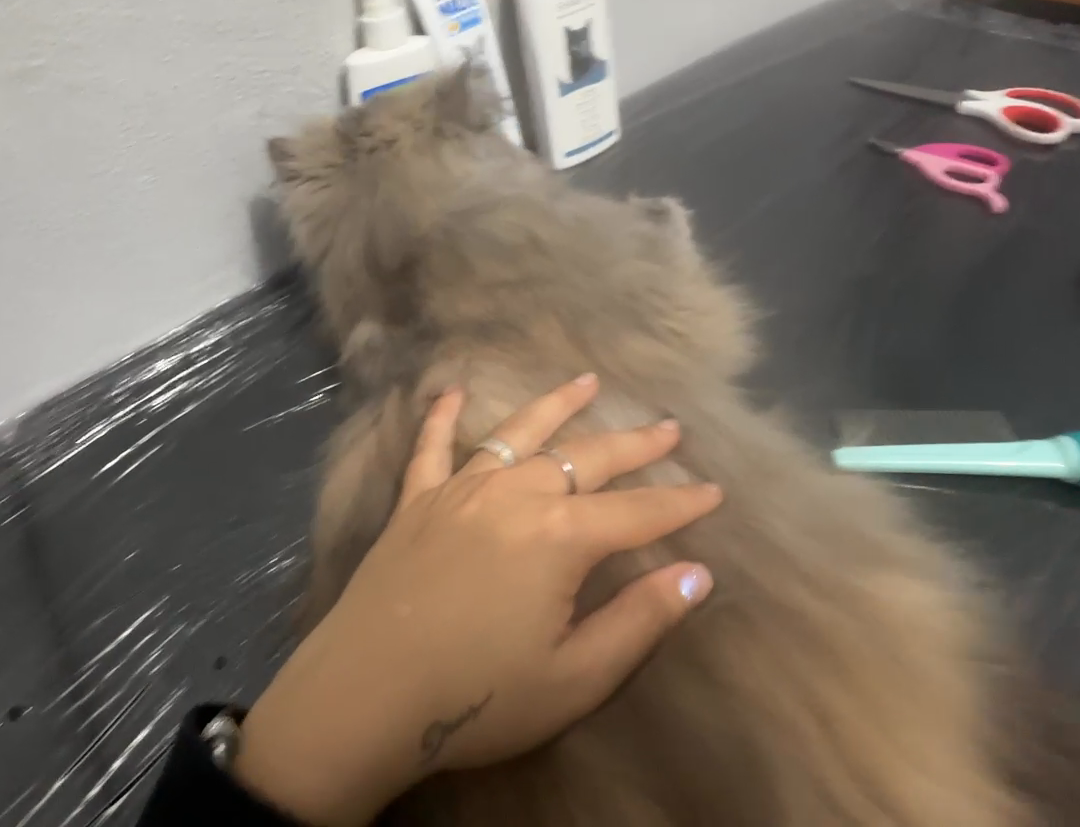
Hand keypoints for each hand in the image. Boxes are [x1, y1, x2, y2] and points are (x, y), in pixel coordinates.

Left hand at [231, 374, 721, 826]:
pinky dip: (443, 417)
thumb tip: (698, 573)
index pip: (637, 514)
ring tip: (587, 381)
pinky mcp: (416, 502)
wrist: (364, 697)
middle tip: (669, 428)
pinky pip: (432, 448)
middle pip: (586, 459)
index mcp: (558, 537)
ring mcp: (460, 491)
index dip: (680, 504)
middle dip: (634, 445)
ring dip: (556, 406)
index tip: (715, 490)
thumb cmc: (478, 697)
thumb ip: (640, 621)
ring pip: (518, 435)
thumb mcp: (576, 677)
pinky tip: (450, 391)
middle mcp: (513, 496)